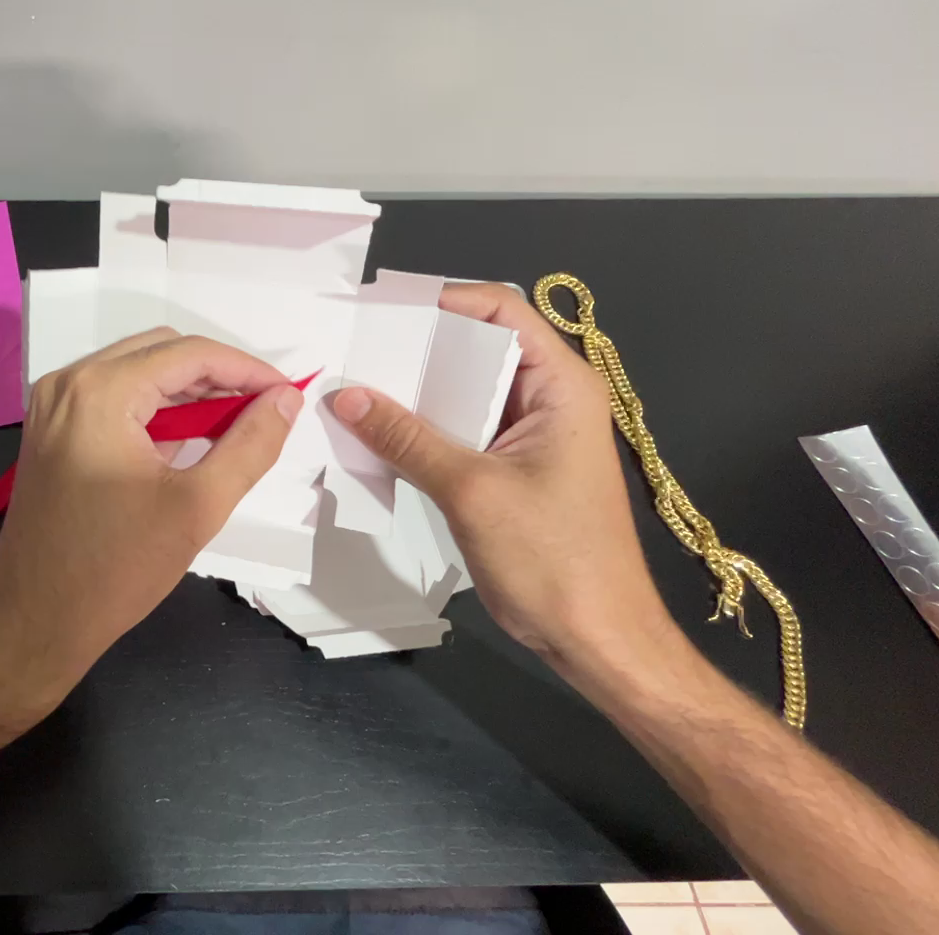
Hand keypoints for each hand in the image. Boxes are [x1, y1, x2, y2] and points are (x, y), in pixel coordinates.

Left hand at [0, 328, 301, 709]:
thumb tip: (286, 399)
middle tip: (262, 410)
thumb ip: (250, 444)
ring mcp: (52, 405)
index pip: (188, 353)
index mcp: (99, 392)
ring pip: (135, 371)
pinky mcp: (49, 428)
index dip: (246, 368)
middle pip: (159, 352)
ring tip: (233, 425)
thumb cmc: (117, 568)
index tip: (287, 392)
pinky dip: (152, 409)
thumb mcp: (198, 506)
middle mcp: (68, 382)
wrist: (36, 619)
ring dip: (186, 391)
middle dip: (216, 375)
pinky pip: (111, 397)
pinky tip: (187, 438)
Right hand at [329, 283, 680, 673]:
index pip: (501, 313)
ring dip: (409, 392)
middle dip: (414, 348)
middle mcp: (543, 400)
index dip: (443, 300)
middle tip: (352, 350)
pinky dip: (415, 429)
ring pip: (458, 394)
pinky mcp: (502, 469)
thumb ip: (405, 438)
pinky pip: (453, 432)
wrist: (594, 637)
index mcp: (559, 386)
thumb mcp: (471, 489)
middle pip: (473, 349)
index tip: (382, 310)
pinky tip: (370, 434)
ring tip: (350, 388)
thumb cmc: (552, 557)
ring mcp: (522, 437)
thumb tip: (344, 396)